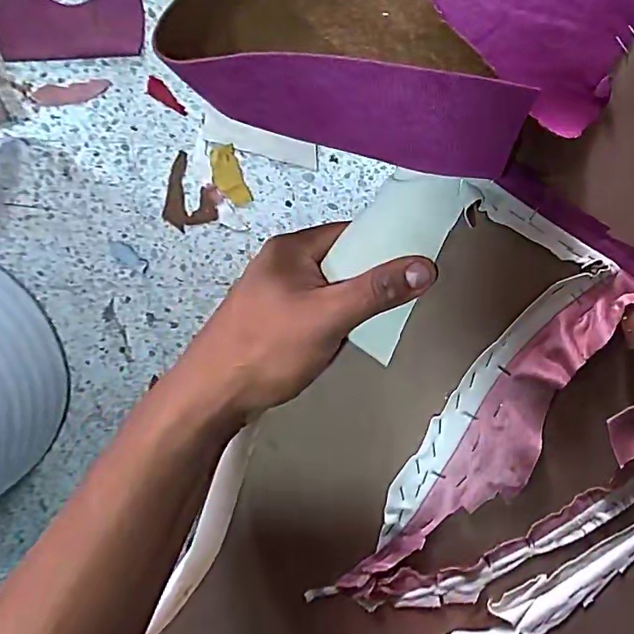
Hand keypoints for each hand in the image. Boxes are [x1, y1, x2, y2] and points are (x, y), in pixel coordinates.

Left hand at [161, 222, 435, 429]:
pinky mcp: (275, 319)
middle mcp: (281, 264)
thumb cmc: (262, 352)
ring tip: (358, 326)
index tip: (412, 265)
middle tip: (387, 302)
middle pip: (344, 261)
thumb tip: (423, 268)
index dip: (383, 246)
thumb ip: (377, 291)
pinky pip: (319, 309)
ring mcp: (276, 292)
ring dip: (351, 305)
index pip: (351, 233)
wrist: (210, 400)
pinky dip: (335, 321)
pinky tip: (337, 341)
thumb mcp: (329, 316)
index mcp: (290, 249)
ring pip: (333, 288)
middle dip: (368, 282)